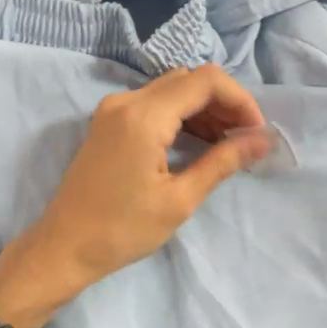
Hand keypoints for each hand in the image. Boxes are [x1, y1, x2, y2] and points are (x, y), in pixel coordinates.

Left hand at [0, 66, 268, 327]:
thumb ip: (222, 163)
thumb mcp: (179, 200)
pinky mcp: (107, 124)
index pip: (205, 81)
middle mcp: (126, 101)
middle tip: (246, 140)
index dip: (240, 101)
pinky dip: (181, 117)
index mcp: (144, 116)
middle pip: (189, 80)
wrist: (65, 248)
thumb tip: (262, 141)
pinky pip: (153, 105)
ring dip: (204, 110)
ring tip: (227, 146)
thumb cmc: (122, 231)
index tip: (257, 133)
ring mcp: (113, 110)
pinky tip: (198, 144)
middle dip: (224, 104)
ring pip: (171, 90)